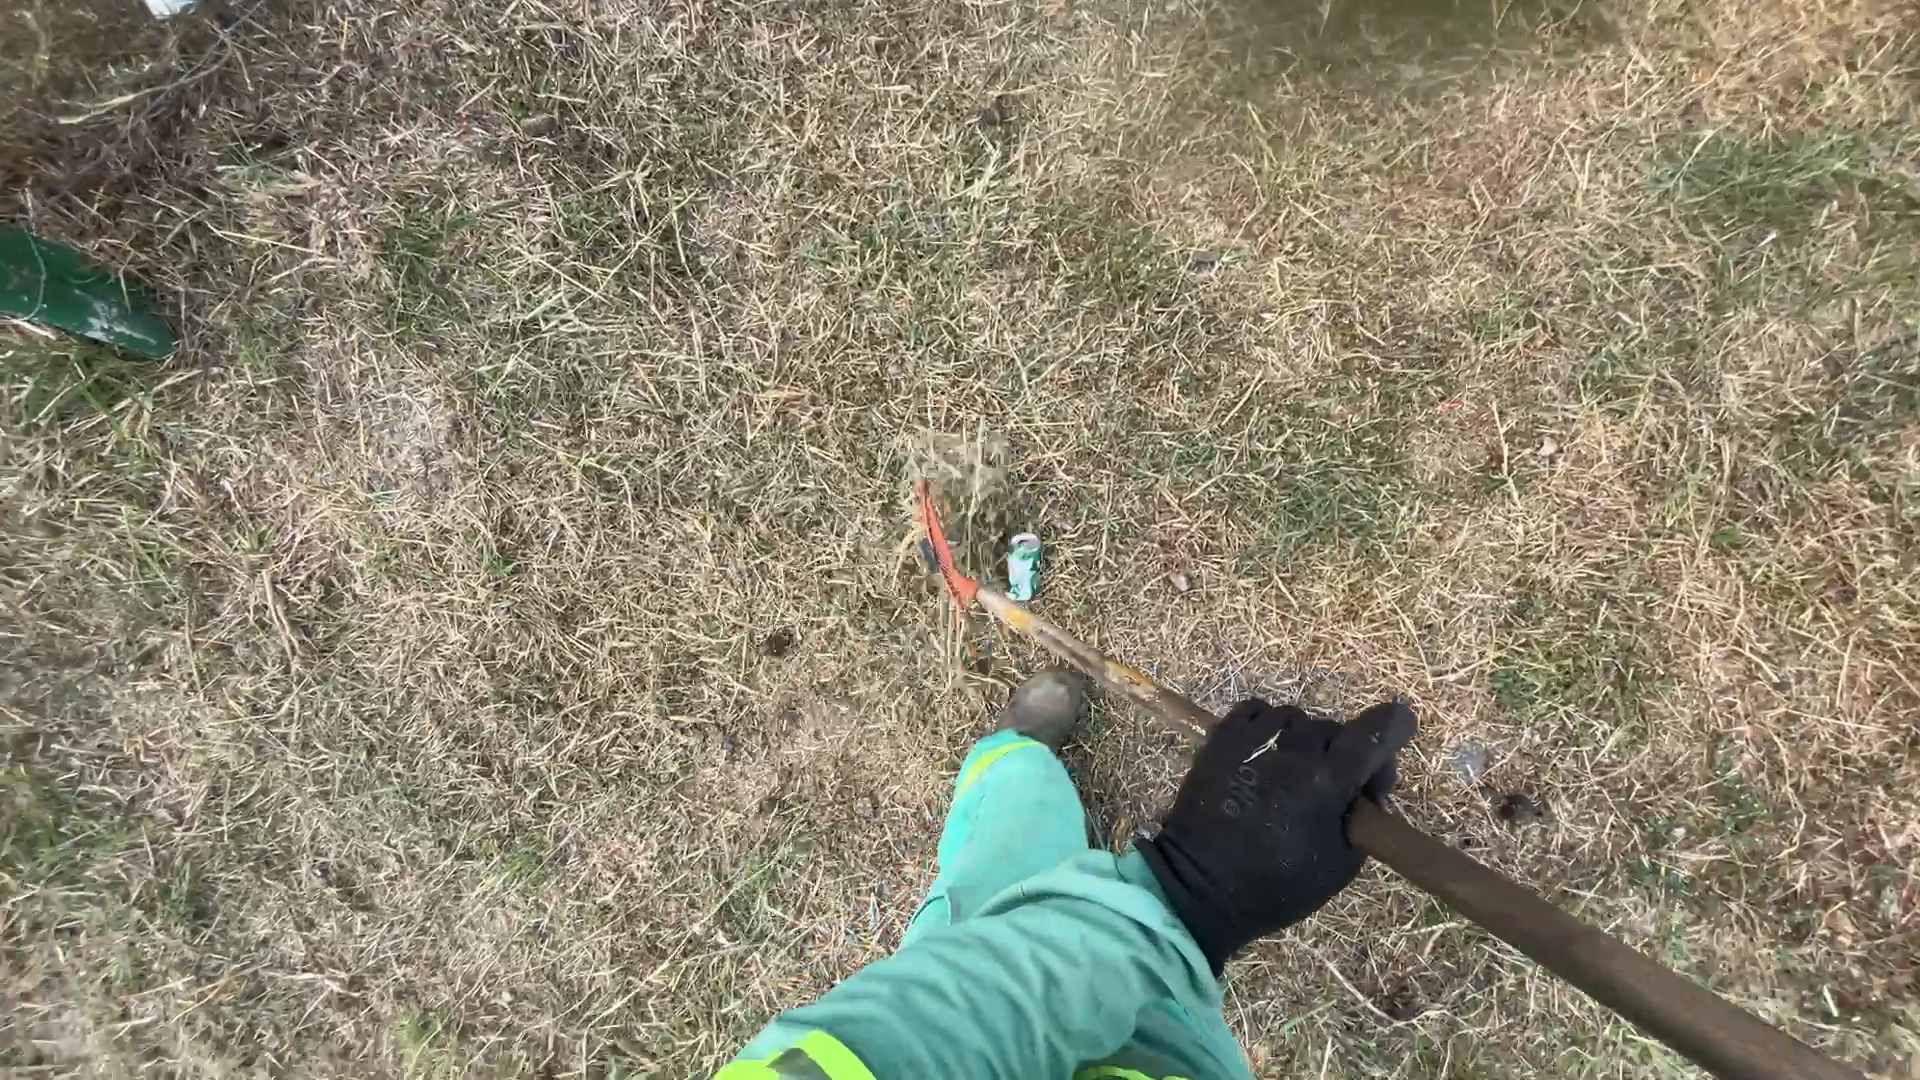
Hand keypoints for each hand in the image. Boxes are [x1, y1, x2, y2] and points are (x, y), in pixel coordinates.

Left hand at [1137, 698, 1415, 971]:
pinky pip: (1253, 711)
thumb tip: (1368, 787)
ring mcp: (1250, 742)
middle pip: (1332, 730)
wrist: (1202, 883)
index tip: (1402, 722)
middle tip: (1343, 781)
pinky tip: (1268, 743)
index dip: (1392, 726)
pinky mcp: (1219, 740)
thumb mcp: (1340, 863)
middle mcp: (1290, 753)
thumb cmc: (1277, 885)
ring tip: (1299, 766)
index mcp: (1325, 784)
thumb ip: (1361, 817)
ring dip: (1305, 737)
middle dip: (1346, 750)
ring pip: (1293, 718)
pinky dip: (1267, 720)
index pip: (1370, 737)